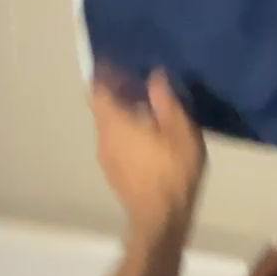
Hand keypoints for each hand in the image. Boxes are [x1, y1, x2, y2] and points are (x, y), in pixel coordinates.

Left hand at [90, 68, 205, 240]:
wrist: (161, 218)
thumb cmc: (173, 168)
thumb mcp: (179, 128)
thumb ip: (165, 99)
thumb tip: (154, 74)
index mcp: (116, 123)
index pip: (97, 91)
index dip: (103, 73)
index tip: (115, 57)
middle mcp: (104, 138)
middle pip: (102, 106)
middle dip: (116, 88)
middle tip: (139, 72)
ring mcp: (107, 157)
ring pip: (109, 123)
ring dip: (123, 107)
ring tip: (148, 97)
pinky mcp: (115, 170)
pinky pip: (116, 137)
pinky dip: (127, 124)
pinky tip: (149, 126)